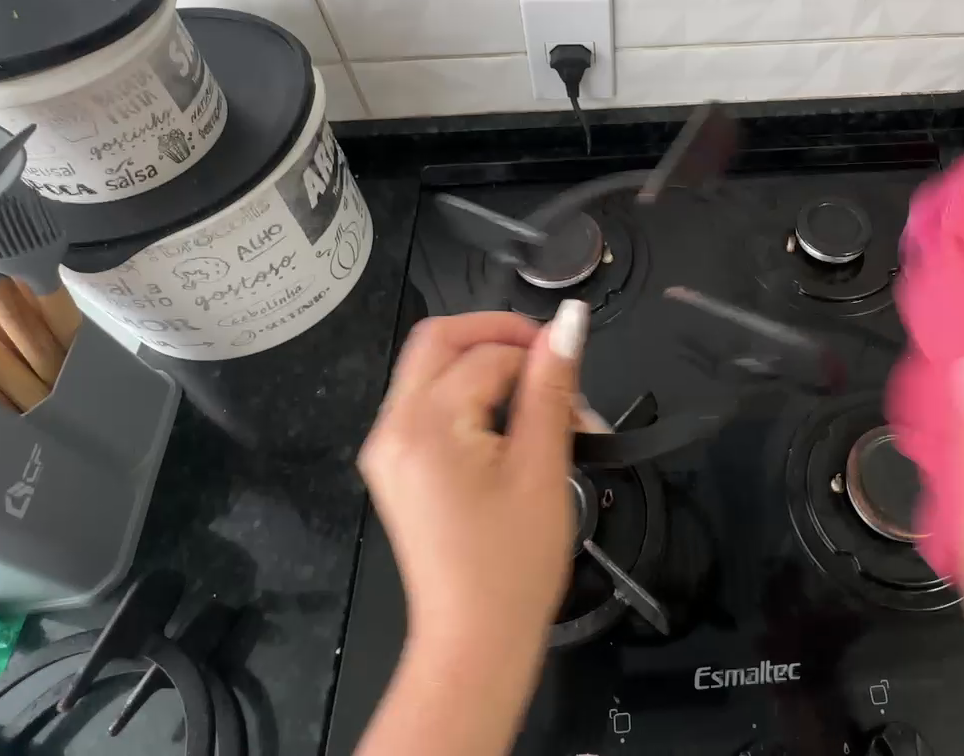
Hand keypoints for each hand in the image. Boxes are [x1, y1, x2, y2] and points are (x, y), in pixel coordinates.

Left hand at [358, 302, 586, 667]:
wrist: (474, 642)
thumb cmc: (513, 562)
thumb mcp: (543, 466)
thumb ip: (552, 385)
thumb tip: (570, 321)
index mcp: (425, 426)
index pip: (486, 354)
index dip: (537, 355)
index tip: (575, 383)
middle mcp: (392, 427)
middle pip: (439, 340)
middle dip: (500, 336)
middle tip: (550, 362)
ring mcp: (388, 447)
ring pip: (433, 367)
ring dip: (487, 367)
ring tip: (538, 403)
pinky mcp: (396, 465)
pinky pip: (429, 402)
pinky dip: (470, 395)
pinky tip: (509, 424)